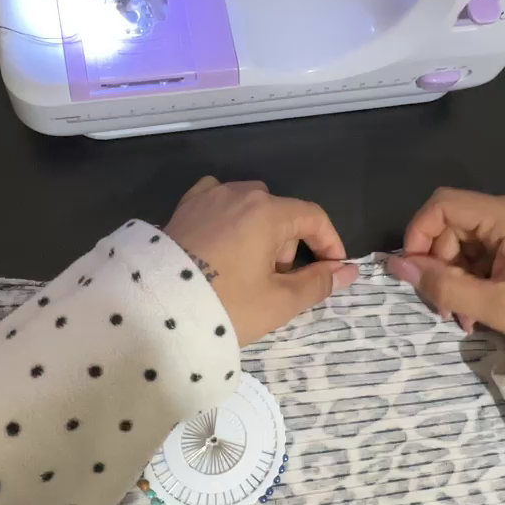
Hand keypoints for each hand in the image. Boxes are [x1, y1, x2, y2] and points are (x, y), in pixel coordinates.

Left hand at [164, 177, 358, 345]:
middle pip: (282, 215)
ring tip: (246, 273)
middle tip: (277, 285)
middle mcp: (240, 193)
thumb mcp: (279, 301)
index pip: (314, 218)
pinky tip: (222, 246)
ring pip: (251, 209)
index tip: (331, 272)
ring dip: (260, 236)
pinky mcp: (184, 207)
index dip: (329, 244)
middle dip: (289, 247)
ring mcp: (209, 196)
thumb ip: (319, 282)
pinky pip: (219, 204)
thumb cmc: (226, 305)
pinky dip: (230, 221)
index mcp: (268, 211)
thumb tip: (349, 271)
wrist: (155, 311)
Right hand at [386, 187, 504, 346]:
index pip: (443, 204)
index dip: (419, 234)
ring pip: (467, 235)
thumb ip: (442, 284)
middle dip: (442, 264)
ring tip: (467, 314)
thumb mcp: (494, 307)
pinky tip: (483, 302)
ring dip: (459, 273)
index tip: (415, 272)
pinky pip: (487, 242)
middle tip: (446, 308)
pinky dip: (477, 270)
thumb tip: (395, 264)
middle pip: (454, 223)